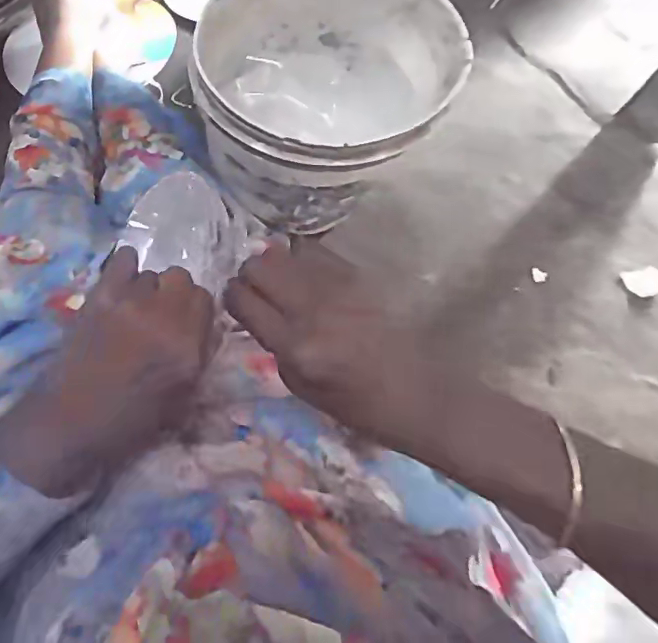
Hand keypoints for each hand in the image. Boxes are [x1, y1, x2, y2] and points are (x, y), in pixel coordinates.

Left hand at [0, 248, 214, 495]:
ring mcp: (131, 302)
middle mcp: (165, 318)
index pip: (205, 300)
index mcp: (188, 348)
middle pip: (181, 278)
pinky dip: (124, 267)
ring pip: (151, 273)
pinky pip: (123, 258)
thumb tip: (205, 328)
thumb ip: (199, 357)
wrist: (73, 418)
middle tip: (160, 312)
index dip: (195, 310)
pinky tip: (119, 284)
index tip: (184, 321)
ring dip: (146, 288)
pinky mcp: (101, 294)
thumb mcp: (181, 400)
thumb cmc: (128, 421)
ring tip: (132, 309)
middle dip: (174, 292)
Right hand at [226, 242, 430, 448]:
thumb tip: (252, 308)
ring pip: (280, 252)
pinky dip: (301, 261)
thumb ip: (271, 344)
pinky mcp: (357, 274)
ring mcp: (336, 288)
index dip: (232, 297)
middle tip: (259, 291)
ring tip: (285, 283)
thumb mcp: (301, 387)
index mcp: (294, 347)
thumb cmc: (360, 405)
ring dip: (274, 265)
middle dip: (249, 276)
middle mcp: (311, 311)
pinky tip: (310, 278)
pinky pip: (311, 250)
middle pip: (255, 267)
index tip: (239, 303)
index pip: (241, 300)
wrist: (425, 397)